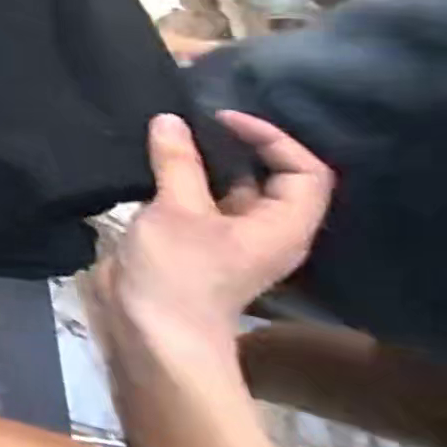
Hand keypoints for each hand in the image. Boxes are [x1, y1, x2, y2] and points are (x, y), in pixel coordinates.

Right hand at [98, 111, 334, 348]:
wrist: (150, 328)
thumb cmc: (180, 270)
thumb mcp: (178, 210)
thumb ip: (177, 162)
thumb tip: (170, 119)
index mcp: (282, 225)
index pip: (303, 171)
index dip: (271, 138)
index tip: (220, 118)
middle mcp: (260, 229)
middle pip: (262, 177)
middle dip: (228, 145)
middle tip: (187, 119)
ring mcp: (221, 237)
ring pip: (220, 188)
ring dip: (195, 160)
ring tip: (161, 134)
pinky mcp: (186, 240)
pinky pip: (189, 200)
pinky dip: (171, 178)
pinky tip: (143, 164)